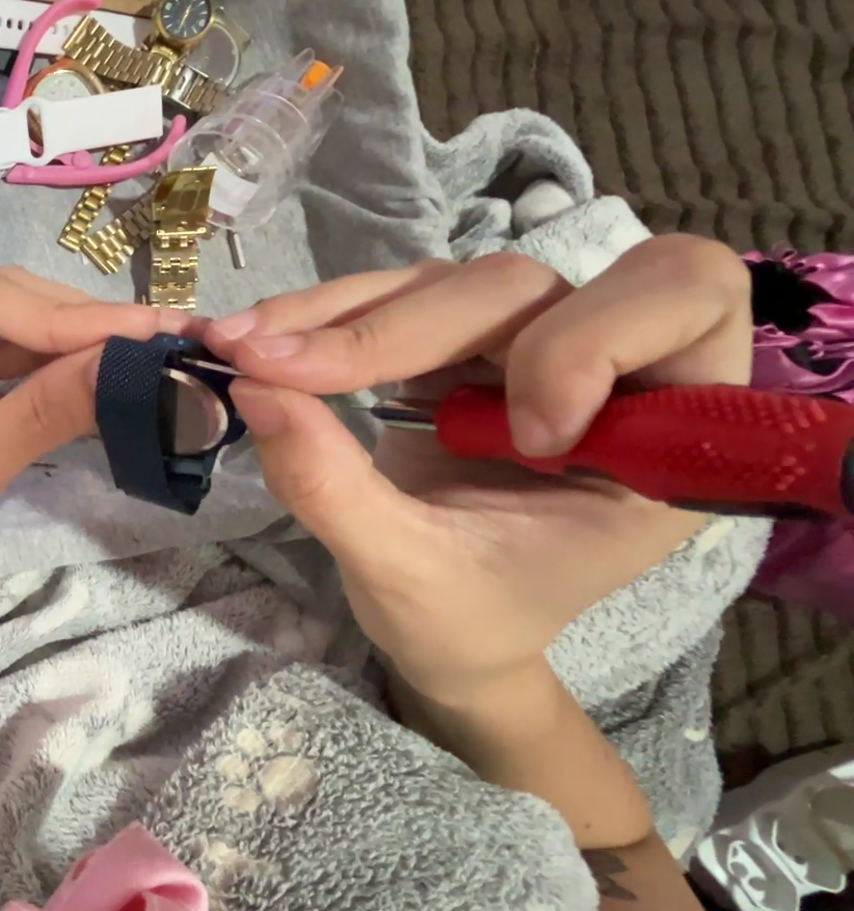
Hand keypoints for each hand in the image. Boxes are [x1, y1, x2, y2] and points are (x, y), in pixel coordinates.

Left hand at [0, 267, 191, 665]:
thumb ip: (45, 409)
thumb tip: (133, 358)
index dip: (68, 315)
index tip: (148, 328)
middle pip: (6, 310)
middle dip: (80, 326)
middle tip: (164, 339)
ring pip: (20, 339)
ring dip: (81, 349)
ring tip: (154, 354)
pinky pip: (19, 375)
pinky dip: (63, 379)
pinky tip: (111, 381)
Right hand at [207, 236, 752, 701]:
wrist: (440, 628)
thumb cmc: (458, 620)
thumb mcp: (401, 571)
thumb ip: (331, 486)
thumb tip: (251, 386)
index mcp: (659, 437)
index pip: (675, 307)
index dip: (584, 343)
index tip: (518, 437)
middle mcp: (590, 370)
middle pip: (509, 285)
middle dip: (389, 325)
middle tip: (269, 362)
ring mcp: (506, 351)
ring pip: (430, 282)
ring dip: (328, 313)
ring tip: (234, 344)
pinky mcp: (442, 351)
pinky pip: (381, 304)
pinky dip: (310, 322)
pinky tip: (249, 343)